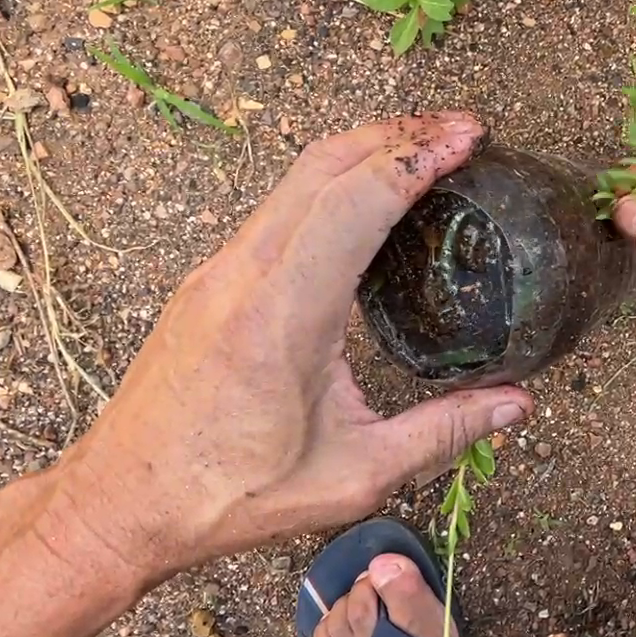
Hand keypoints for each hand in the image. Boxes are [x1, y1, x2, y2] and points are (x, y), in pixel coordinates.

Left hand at [53, 114, 532, 582]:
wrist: (114, 506)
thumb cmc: (232, 495)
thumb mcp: (355, 475)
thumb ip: (444, 431)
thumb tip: (521, 404)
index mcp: (280, 317)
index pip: (353, 204)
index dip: (414, 160)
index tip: (467, 141)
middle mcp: (244, 274)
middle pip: (324, 164)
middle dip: (400, 133)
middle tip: (464, 130)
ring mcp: (222, 268)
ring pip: (299, 174)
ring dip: (368, 146)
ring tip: (429, 145)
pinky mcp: (216, 275)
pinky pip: (284, 200)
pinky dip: (338, 175)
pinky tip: (374, 190)